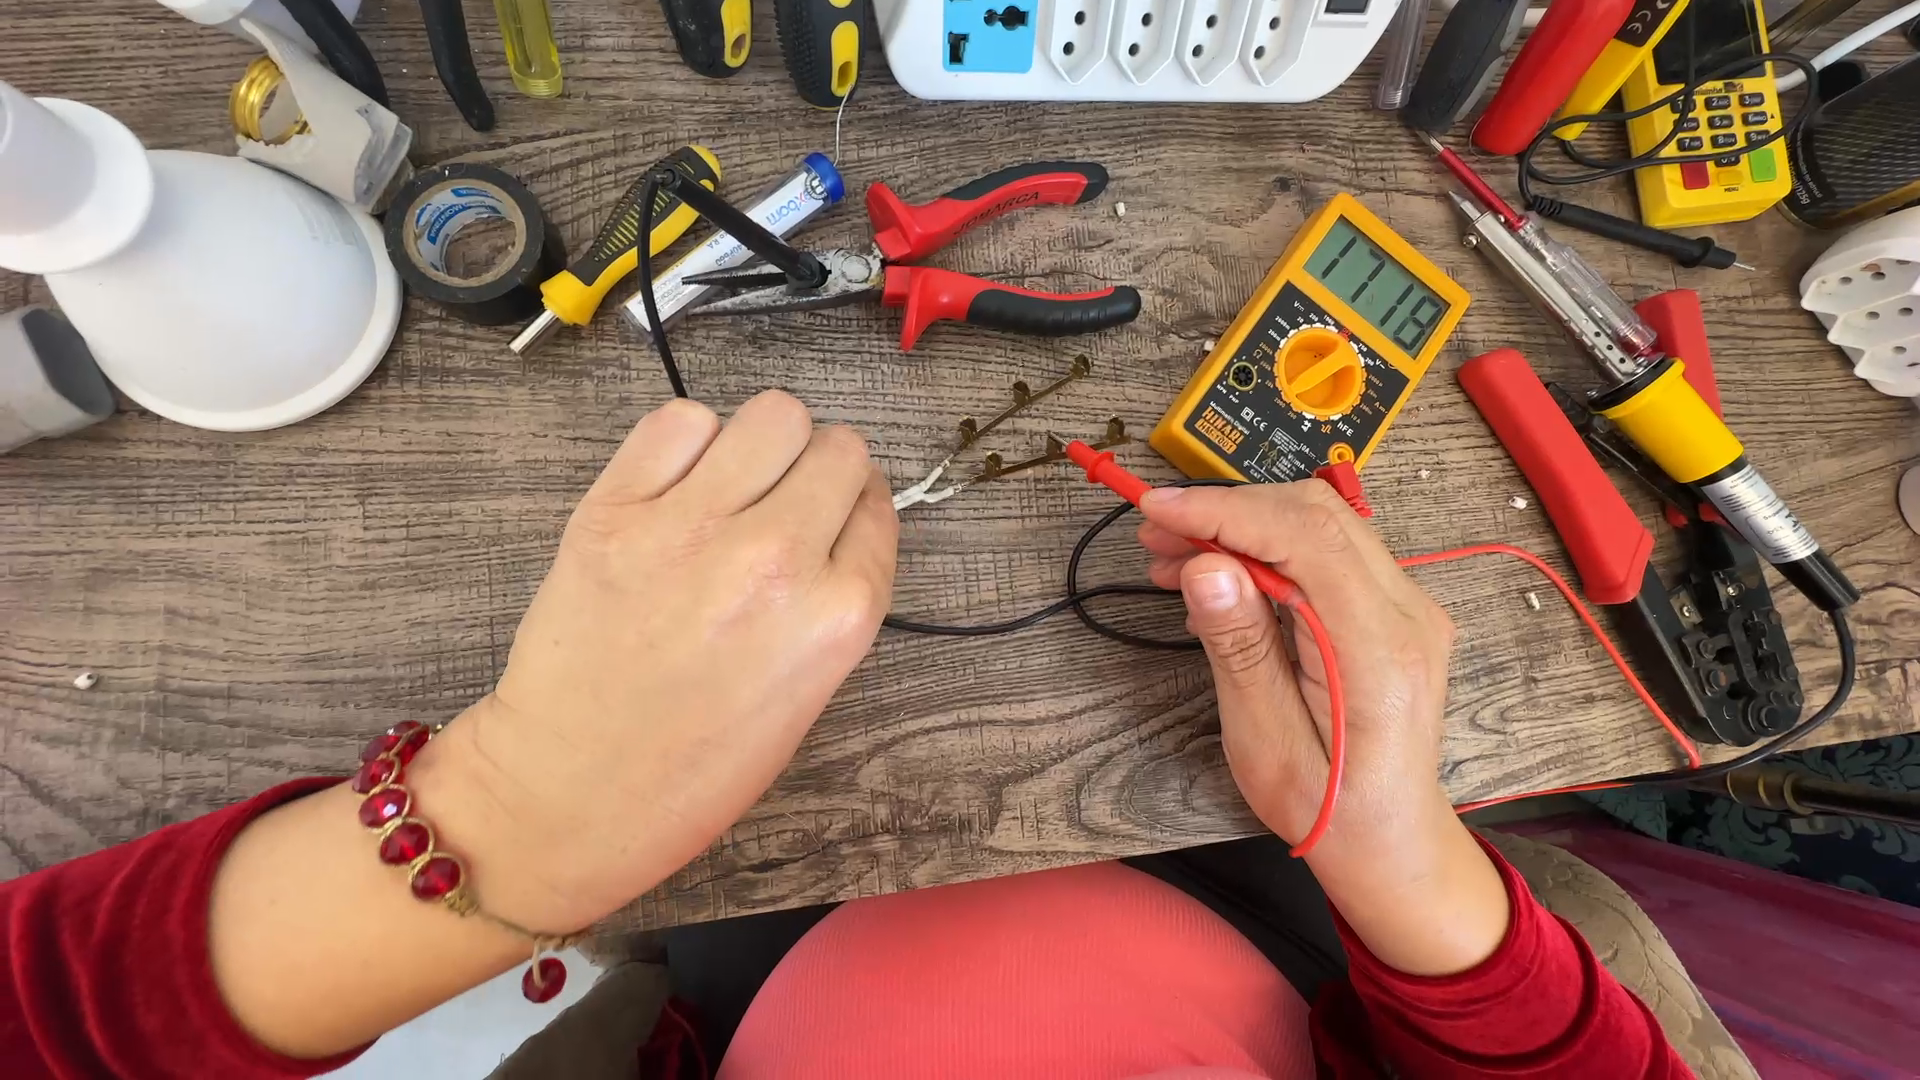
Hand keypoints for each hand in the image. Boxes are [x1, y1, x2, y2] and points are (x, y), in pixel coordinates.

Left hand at [417, 391, 897, 931]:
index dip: (859, 509)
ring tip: (736, 488)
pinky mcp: (613, 510)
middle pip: (840, 447)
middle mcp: (777, 558)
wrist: (572, 793)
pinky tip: (681, 486)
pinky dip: (692, 442)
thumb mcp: (813, 684)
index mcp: (839, 614)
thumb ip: (842, 592)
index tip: (836, 518)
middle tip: (787, 504)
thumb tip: (845, 509)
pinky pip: (682, 420)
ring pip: (774, 414)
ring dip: (767, 446)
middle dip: (823, 470)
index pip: (878, 507)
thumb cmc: (704, 761)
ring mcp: (692, 528)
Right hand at [1138, 481, 1508, 974]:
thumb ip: (1240, 647)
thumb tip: (1204, 566)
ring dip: (1240, 523)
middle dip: (1226, 510)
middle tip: (1155, 534)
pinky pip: (1323, 550)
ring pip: (1319, 522)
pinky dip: (1263, 546)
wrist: (1393, 842)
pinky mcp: (1391, 607)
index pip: (1302, 538)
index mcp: (1378, 648)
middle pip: (1314, 515)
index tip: (1155, 510)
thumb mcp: (1265, 740)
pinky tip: (1216, 576)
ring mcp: (1407, 604)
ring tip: (1171, 555)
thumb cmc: (1325, 808)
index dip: (1222, 512)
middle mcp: (1407, 611)